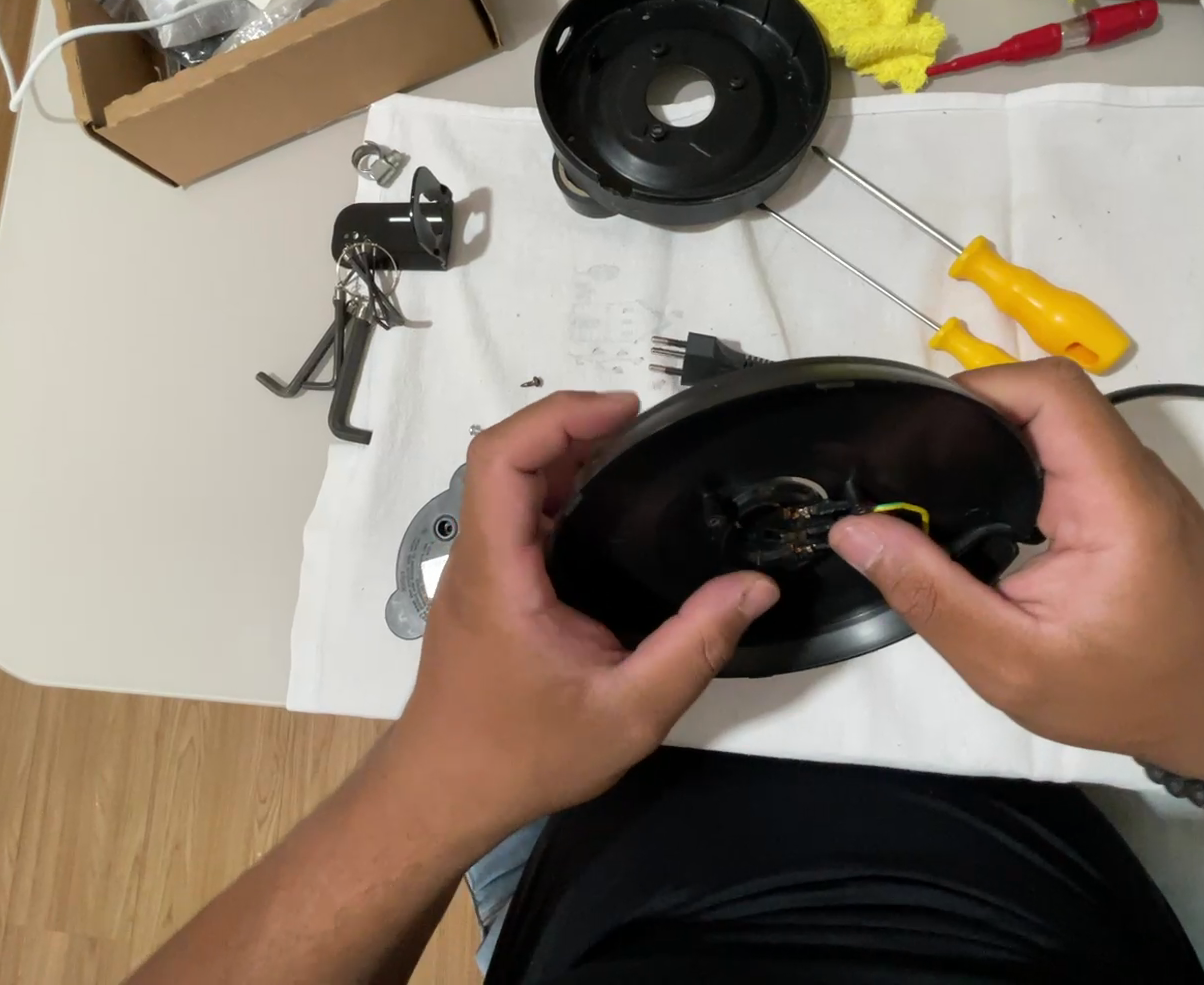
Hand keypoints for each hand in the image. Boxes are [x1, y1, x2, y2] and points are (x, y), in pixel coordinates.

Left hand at [388, 391, 779, 837]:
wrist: (446, 791)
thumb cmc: (525, 755)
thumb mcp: (629, 713)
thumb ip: (695, 648)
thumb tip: (756, 587)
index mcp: (499, 573)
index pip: (500, 459)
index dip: (560, 417)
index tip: (626, 411)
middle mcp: (480, 556)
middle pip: (504, 456)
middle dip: (570, 424)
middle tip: (643, 427)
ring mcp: (479, 568)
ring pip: (508, 480)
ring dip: (564, 452)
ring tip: (634, 451)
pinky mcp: (488, 583)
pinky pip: (517, 512)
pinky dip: (558, 487)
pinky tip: (608, 505)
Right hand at [829, 358, 1203, 777]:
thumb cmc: (1123, 695)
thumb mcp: (1009, 663)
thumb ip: (929, 595)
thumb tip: (854, 531)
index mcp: (1115, 502)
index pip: (1054, 392)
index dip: (980, 387)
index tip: (916, 427)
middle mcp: (1134, 475)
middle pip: (1049, 397)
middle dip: (967, 411)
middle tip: (903, 461)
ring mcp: (1137, 484)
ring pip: (1055, 422)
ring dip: (987, 434)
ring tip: (927, 481)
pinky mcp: (1129, 500)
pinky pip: (1065, 450)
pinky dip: (1010, 458)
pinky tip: (974, 502)